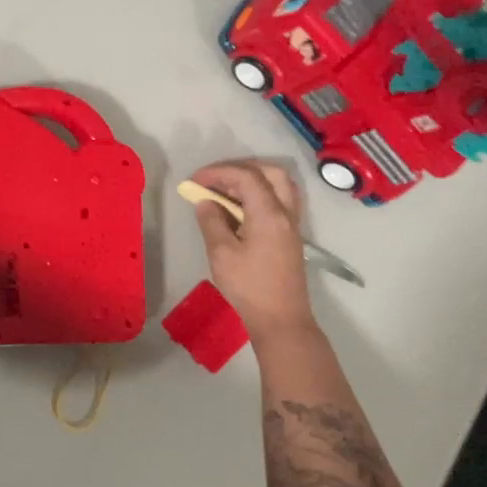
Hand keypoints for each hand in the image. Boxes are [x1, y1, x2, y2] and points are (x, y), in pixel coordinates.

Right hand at [190, 160, 316, 342]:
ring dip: (253, 179)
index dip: (218, 173)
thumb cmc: (248, 286)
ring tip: (225, 191)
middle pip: (270, 172)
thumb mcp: (221, 254)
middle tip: (213, 180)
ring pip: (280, 185)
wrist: (280, 317)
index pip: (246, 178)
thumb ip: (212, 223)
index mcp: (269, 214)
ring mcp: (292, 223)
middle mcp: (286, 212)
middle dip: (240, 169)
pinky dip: (260, 194)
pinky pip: (280, 200)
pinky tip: (240, 208)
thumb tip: (206, 203)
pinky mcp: (290, 234)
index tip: (194, 182)